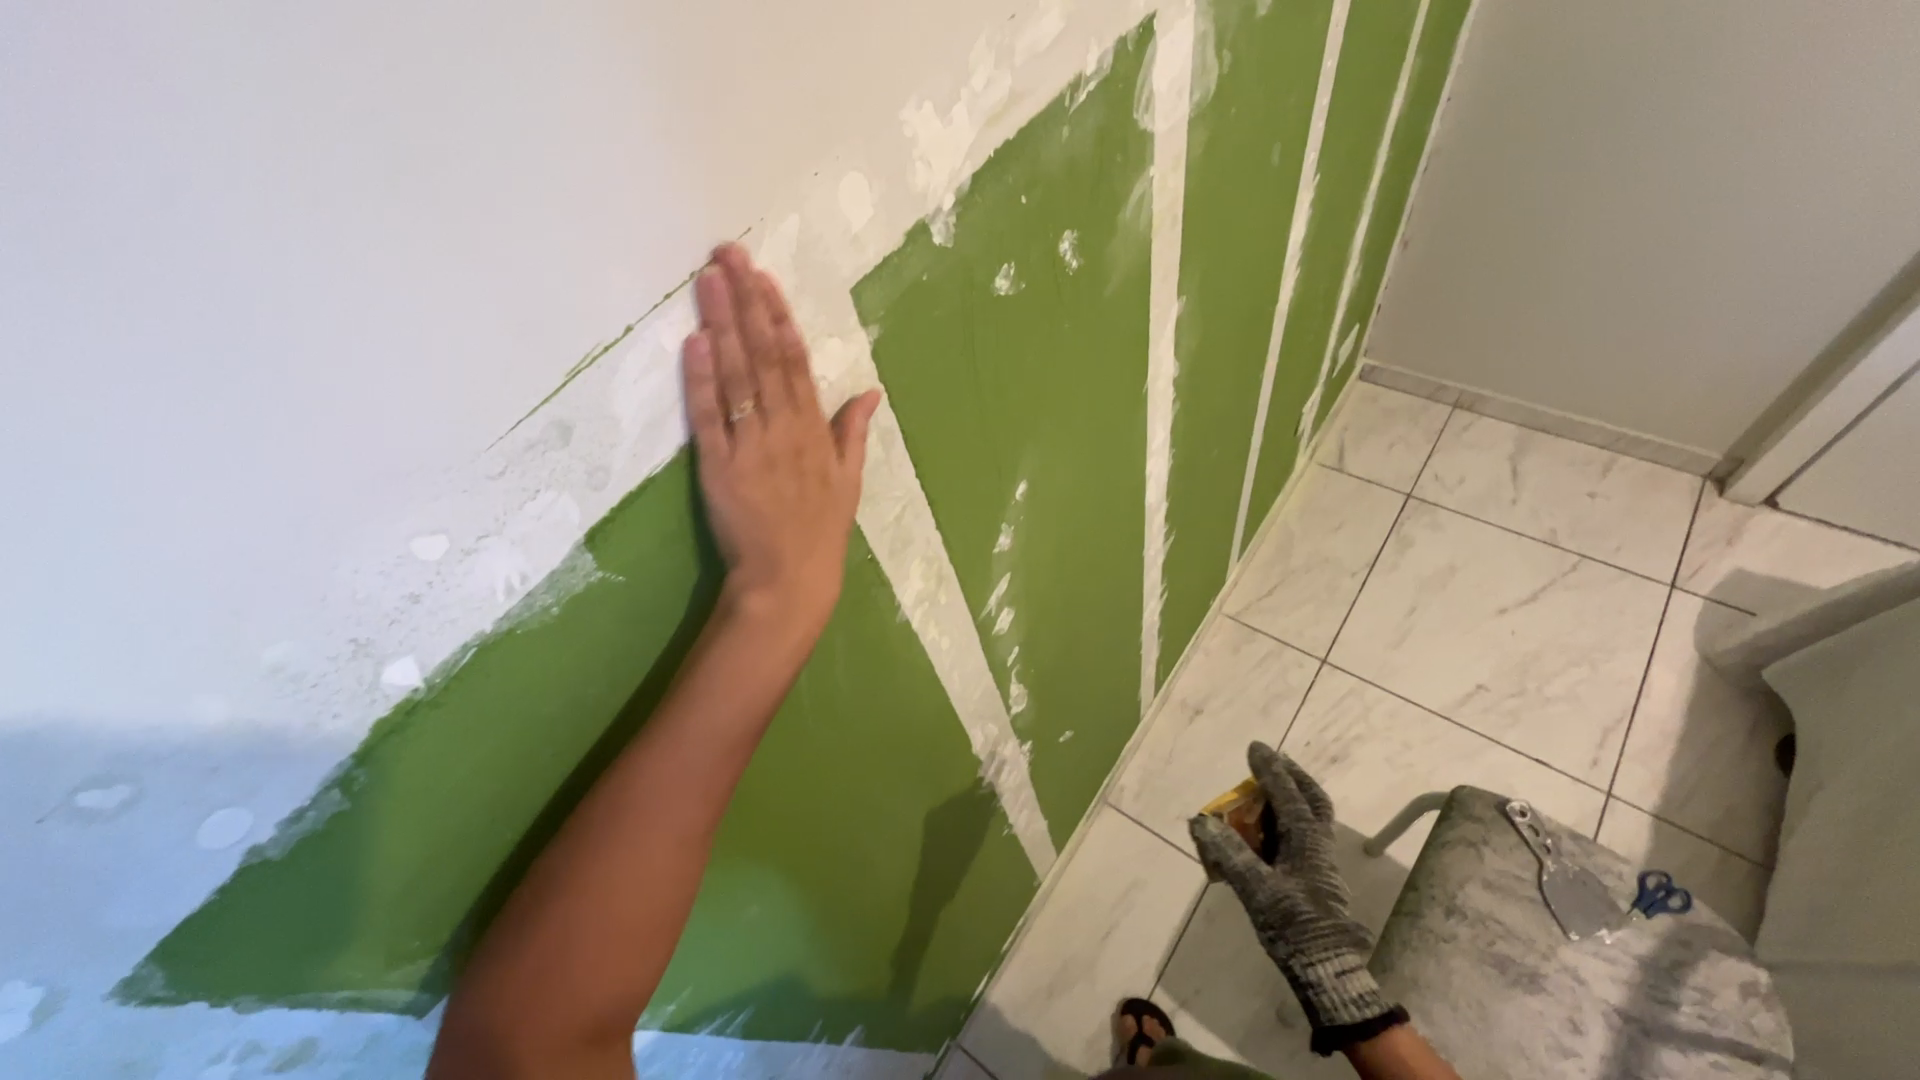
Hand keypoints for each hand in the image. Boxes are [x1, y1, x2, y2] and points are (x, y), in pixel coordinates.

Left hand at [682, 244, 881, 632]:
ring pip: (737, 376)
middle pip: (764, 355)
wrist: (789, 579)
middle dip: (745, 302)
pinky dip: (701, 380)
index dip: (778, 316)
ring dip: (722, 324)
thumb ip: (853, 432)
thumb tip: (872, 391)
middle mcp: (784, 428)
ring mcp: (751, 445)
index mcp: (814, 429)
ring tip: (706, 280)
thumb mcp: (850, 481)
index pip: (795, 361)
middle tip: (727, 254)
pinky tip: (694, 341)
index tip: (763, 278)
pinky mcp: (718, 467)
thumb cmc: (820, 530)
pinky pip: (709, 418)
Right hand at [1188, 744, 1406, 1056]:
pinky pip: (1297, 838)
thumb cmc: (1294, 925)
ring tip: (1263, 791)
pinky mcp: (1311, 880)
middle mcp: (1316, 846)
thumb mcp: (1255, 888)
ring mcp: (1316, 863)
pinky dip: (1282, 824)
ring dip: (1288, 799)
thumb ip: (1229, 853)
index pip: (1287, 796)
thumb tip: (1201, 820)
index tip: (1255, 748)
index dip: (1270, 770)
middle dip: (1293, 778)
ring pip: (1308, 819)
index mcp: (1307, 842)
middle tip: (1273, 762)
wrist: (1325, 969)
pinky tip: (1263, 833)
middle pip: (1312, 802)